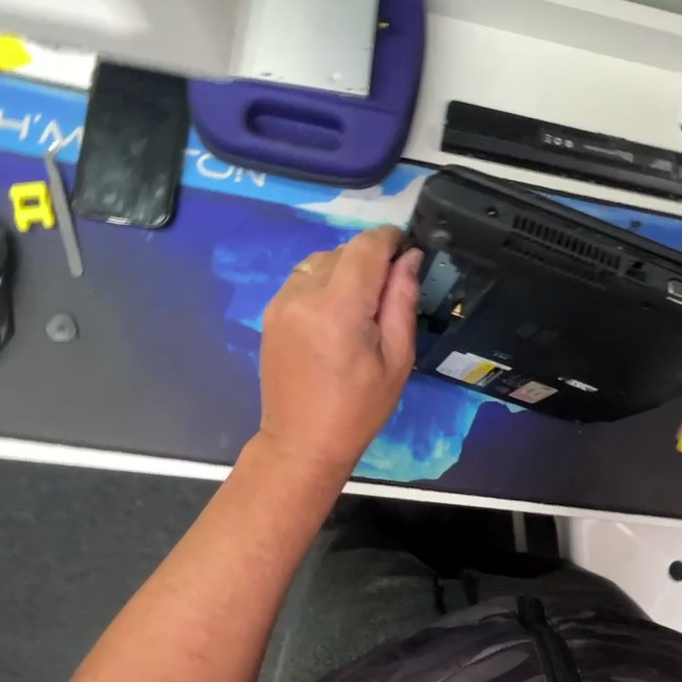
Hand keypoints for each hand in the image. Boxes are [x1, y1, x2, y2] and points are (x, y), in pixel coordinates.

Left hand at [256, 226, 421, 478]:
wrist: (301, 441)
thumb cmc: (359, 408)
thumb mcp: (397, 358)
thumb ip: (402, 300)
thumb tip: (410, 258)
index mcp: (339, 308)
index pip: (366, 247)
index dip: (391, 239)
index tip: (409, 248)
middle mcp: (304, 295)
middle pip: (344, 250)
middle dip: (372, 258)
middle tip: (392, 288)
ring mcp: (281, 301)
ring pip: (322, 259)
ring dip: (347, 268)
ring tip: (364, 302)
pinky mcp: (271, 311)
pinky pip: (304, 277)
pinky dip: (325, 281)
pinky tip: (338, 311)